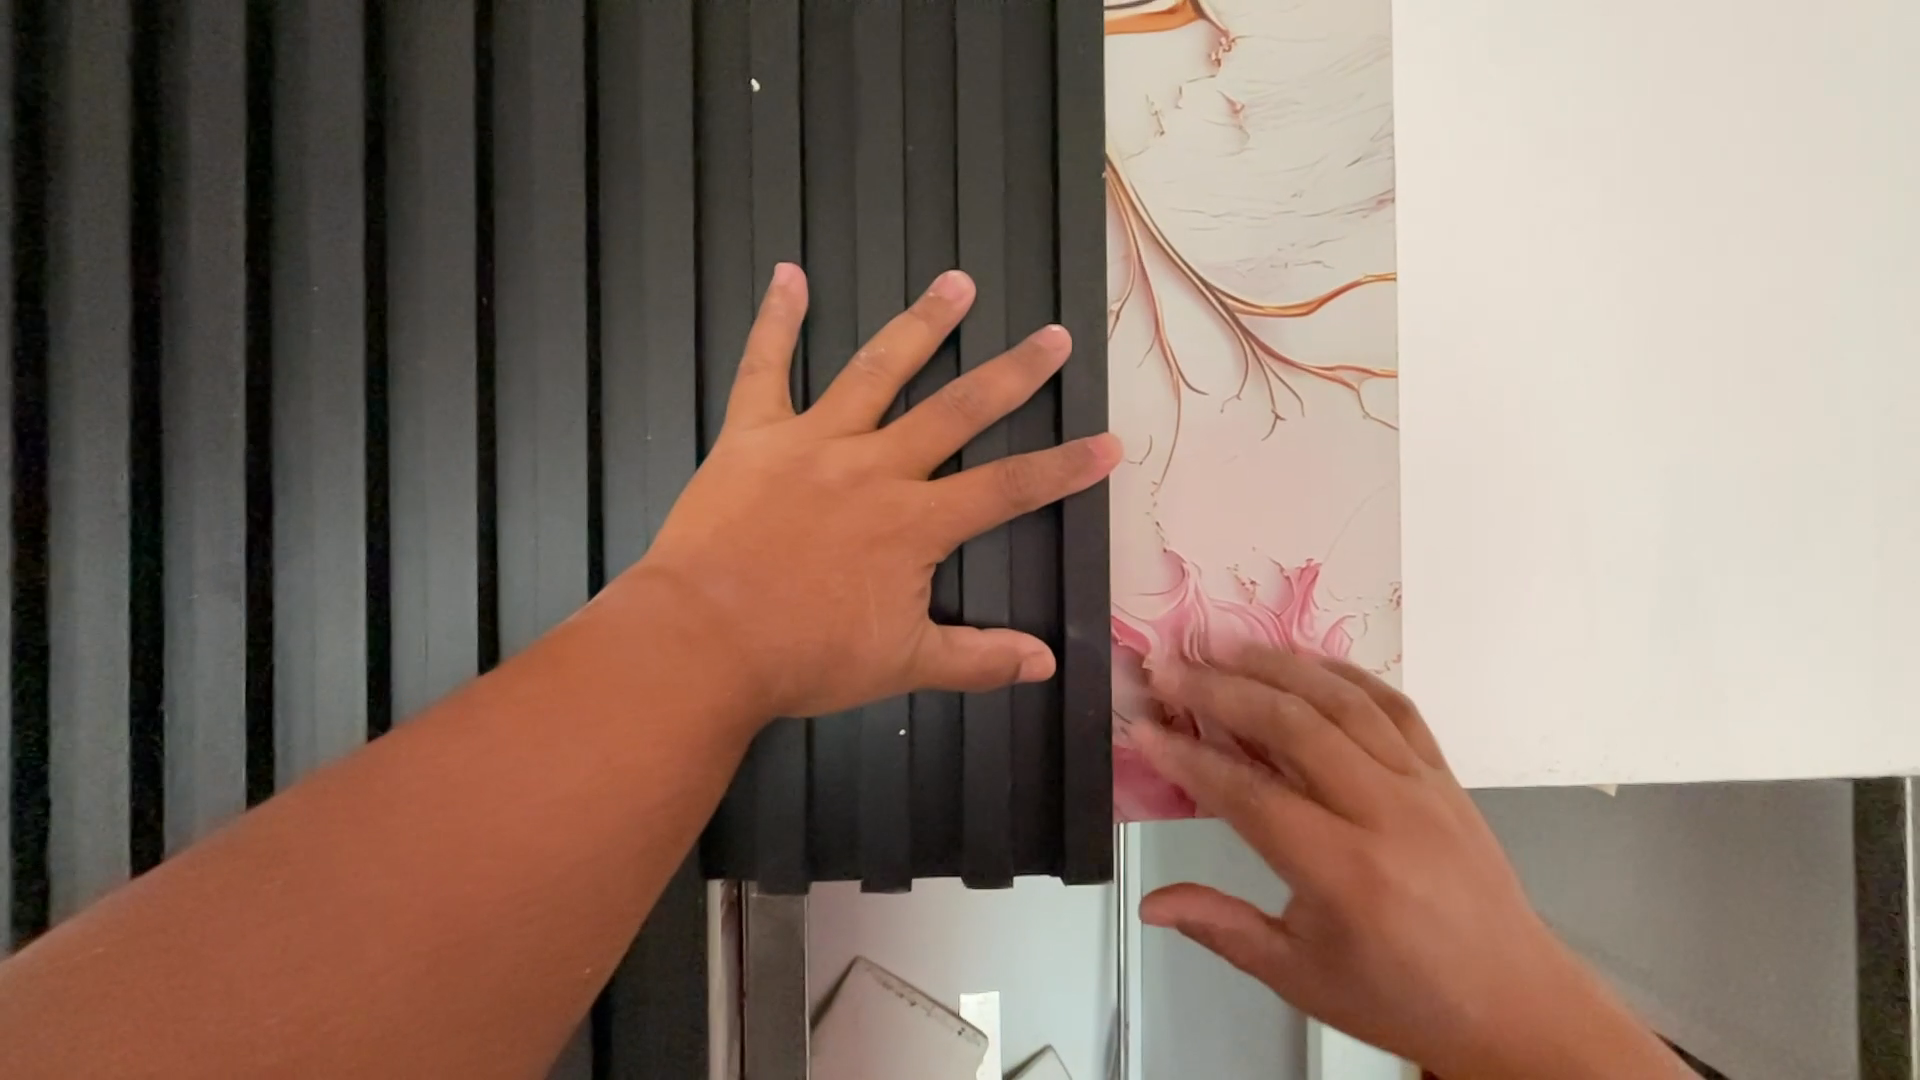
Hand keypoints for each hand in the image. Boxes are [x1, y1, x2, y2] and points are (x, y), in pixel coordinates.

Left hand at [628, 263, 1117, 721]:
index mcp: (916, 522)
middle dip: (1013, 373)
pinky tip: (789, 274)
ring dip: (922, 324)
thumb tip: (1046, 663)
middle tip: (1052, 336)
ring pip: (878, 371)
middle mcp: (876, 468)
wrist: (701, 644)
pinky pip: (764, 368)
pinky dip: (776, 320)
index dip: (1064, 467)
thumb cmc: (803, 657)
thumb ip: (978, 659)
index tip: (1108, 442)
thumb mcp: (902, 665)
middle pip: (958, 409)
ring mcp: (813, 442)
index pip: (1009, 487)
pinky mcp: (752, 435)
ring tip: (958, 284)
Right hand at [1131, 646, 1685, 1078]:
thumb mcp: (1299, 976)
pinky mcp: (1443, 773)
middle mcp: (1385, 815)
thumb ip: (1221, 928)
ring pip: (1339, 702)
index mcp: (1343, 873)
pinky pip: (1392, 704)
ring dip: (1275, 666)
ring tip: (1222, 647)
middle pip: (1291, 728)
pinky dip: (1342, 673)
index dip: (1187, 759)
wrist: (1521, 1007)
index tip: (1142, 729)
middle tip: (1169, 669)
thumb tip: (1149, 903)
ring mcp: (1421, 785)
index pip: (1248, 795)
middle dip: (1219, 691)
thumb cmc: (1400, 997)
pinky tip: (1300, 661)